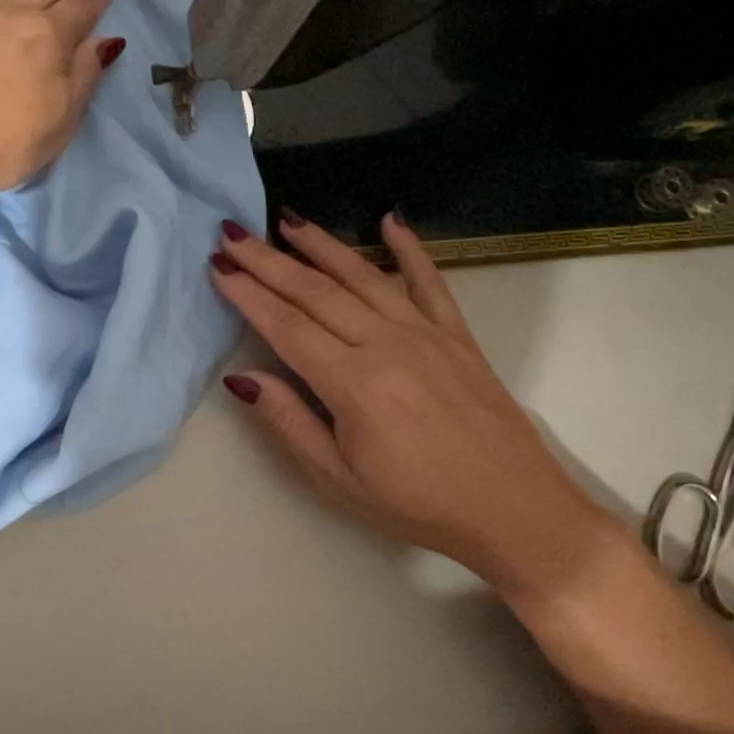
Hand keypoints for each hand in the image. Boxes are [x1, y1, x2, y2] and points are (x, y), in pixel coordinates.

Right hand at [210, 212, 623, 598]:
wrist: (516, 513)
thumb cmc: (417, 506)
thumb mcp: (338, 480)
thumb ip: (289, 422)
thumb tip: (242, 378)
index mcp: (353, 383)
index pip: (286, 325)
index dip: (247, 294)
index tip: (217, 267)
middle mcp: (387, 345)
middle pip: (316, 291)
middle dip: (269, 260)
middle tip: (233, 233)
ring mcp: (427, 334)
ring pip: (363, 276)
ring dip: (322, 244)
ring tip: (287, 220)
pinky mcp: (458, 336)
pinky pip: (430, 282)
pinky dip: (410, 248)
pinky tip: (390, 220)